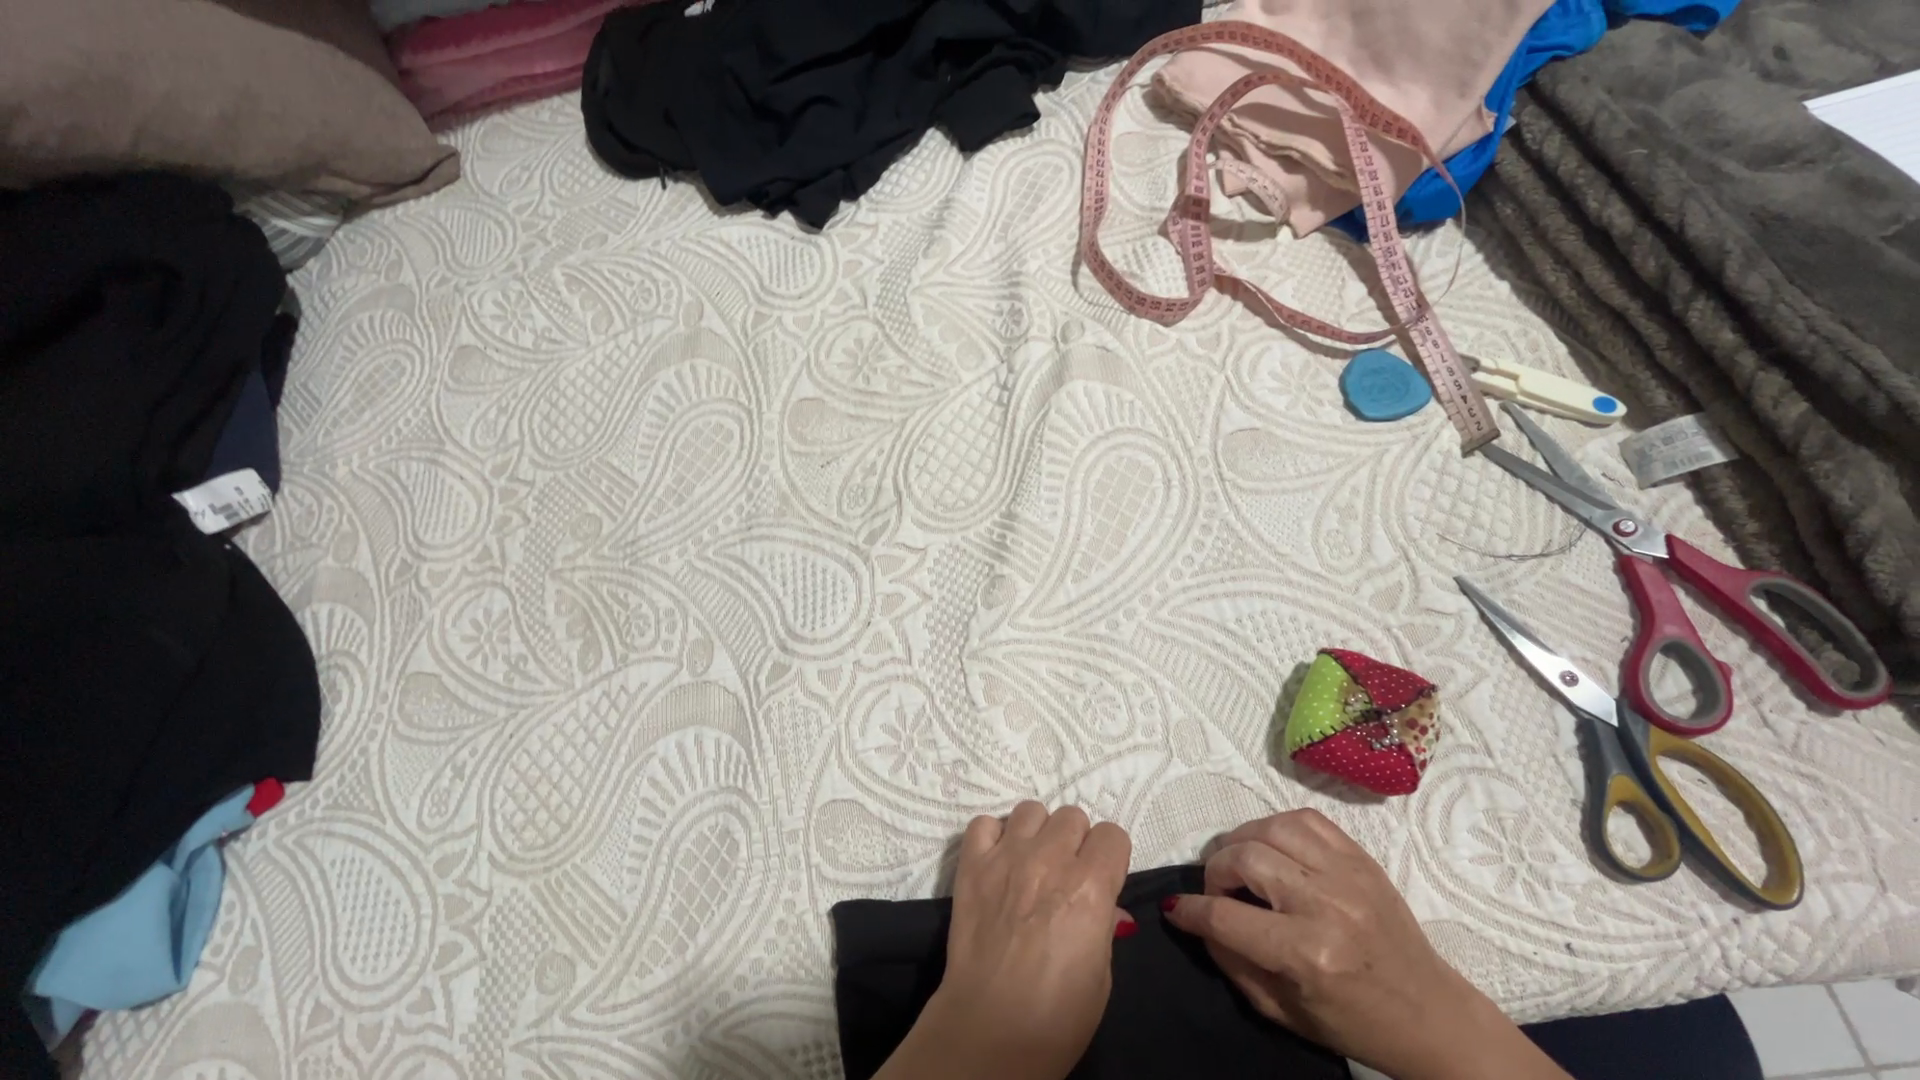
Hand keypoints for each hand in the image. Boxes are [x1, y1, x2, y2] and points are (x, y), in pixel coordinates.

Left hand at [875, 801, 1132, 1079]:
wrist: (990, 1030)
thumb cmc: (1057, 1015)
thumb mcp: (1102, 976)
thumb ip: (1104, 927)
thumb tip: (1105, 909)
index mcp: (1090, 886)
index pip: (1112, 834)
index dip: (1110, 856)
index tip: (1102, 877)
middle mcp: (1050, 860)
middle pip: (1072, 816)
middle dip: (1075, 841)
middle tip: (1065, 873)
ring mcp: (1006, 858)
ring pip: (1030, 810)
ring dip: (1037, 832)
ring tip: (1030, 863)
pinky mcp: (971, 866)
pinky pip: (983, 824)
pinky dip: (993, 836)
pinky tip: (997, 862)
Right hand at [1163, 810, 1569, 1079]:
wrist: (1430, 1015)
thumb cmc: (1352, 1023)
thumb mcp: (1279, 1010)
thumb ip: (1231, 961)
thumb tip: (1195, 918)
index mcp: (1307, 954)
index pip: (1224, 914)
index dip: (1190, 910)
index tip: (1176, 910)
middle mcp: (1326, 905)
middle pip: (1244, 858)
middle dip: (1215, 872)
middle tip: (1216, 891)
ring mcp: (1348, 875)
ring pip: (1271, 828)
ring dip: (1242, 842)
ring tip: (1241, 864)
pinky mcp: (1363, 859)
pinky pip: (1307, 820)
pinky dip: (1277, 827)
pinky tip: (1272, 848)